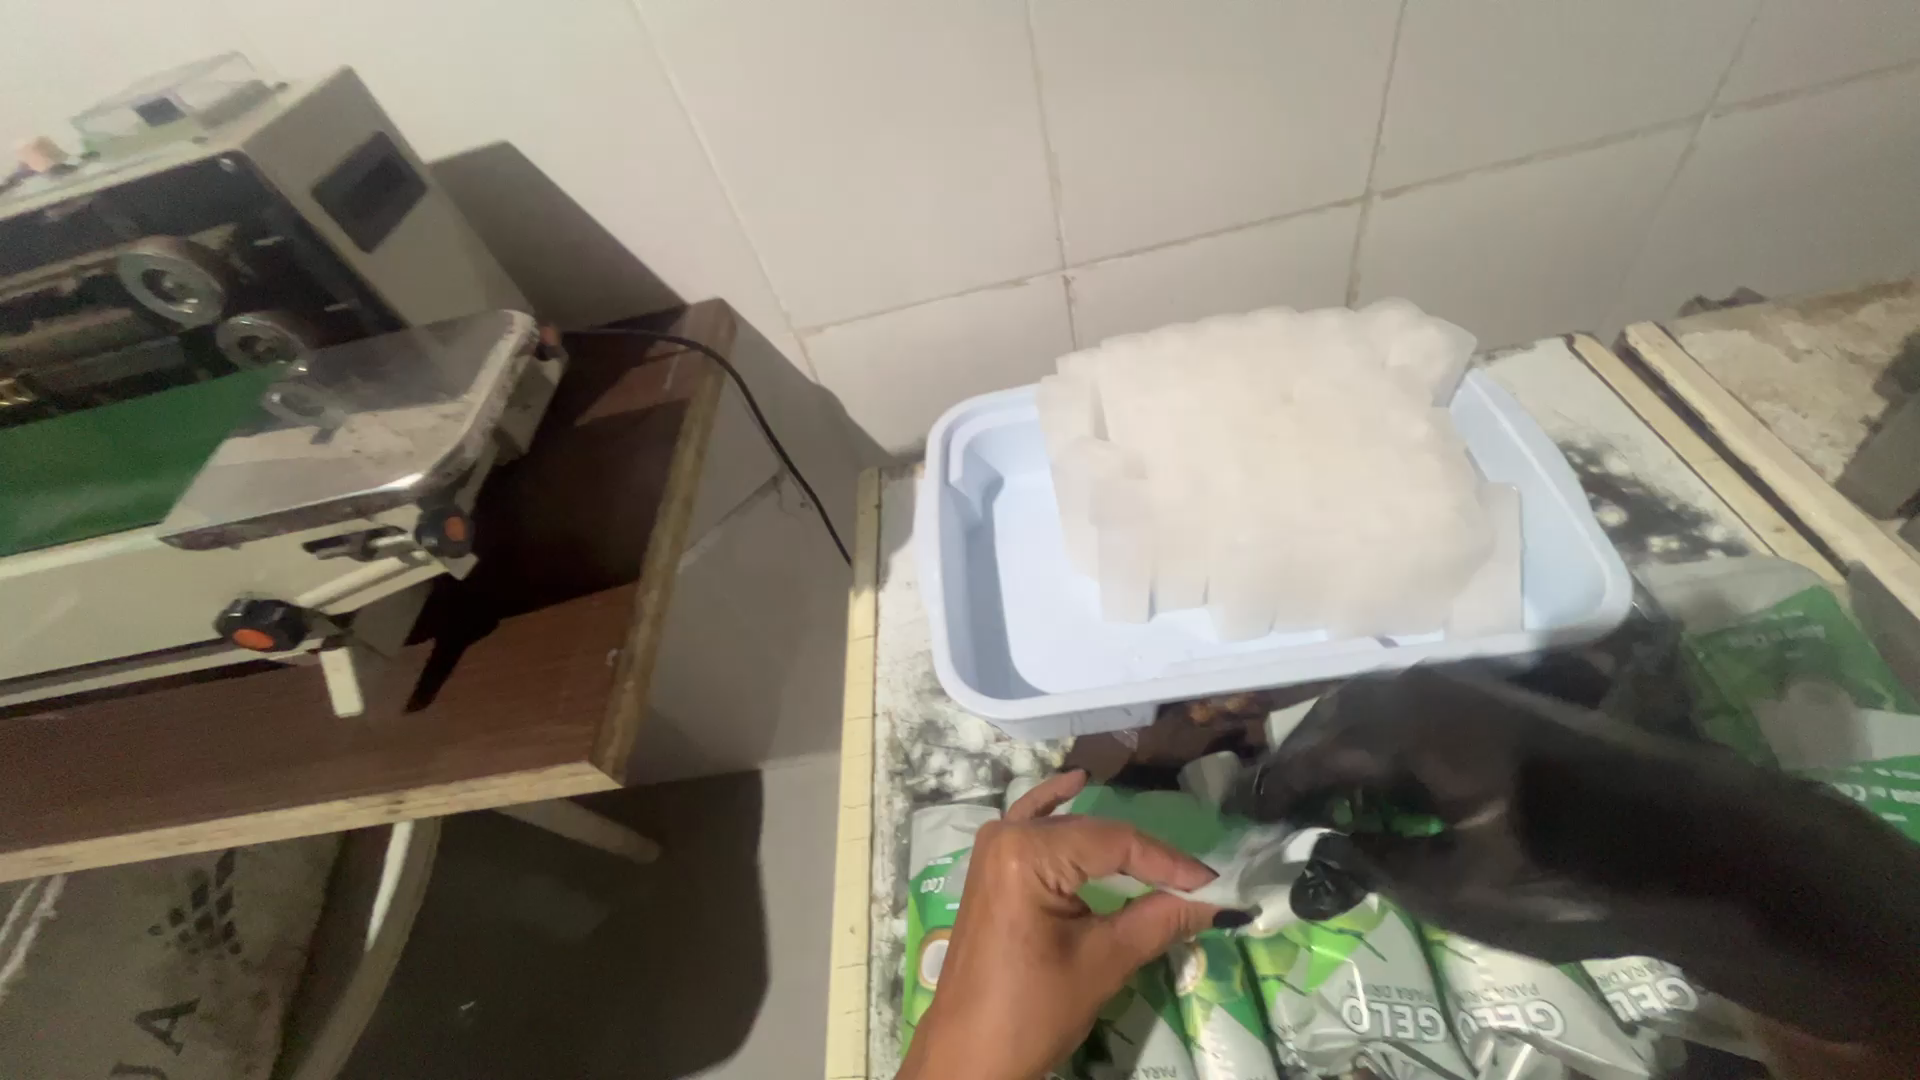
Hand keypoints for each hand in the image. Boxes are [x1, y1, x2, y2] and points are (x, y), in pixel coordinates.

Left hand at [898, 770, 1234, 1079]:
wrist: (968, 1053)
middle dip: (1145, 857)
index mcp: (1028, 852)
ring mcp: (995, 845)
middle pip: (1092, 833)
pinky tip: (1079, 784)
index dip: (1168, 862)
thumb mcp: (1101, 963)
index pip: (1114, 842)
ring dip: (1111, 840)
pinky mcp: (993, 862)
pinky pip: (1031, 822)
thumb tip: (1215, 901)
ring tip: (1160, 856)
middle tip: (1197, 881)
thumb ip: (1158, 920)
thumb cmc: (1031, 1011)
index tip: (1214, 882)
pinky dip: (1057, 805)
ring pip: (1068, 830)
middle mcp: (1007, 834)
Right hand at [1231, 666, 1919, 1044]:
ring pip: (1366, 703)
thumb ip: (1377, 862)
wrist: (1707, 844)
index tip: (1243, 812)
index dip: (1274, 786)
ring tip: (1319, 786)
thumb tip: (1323, 840)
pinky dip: (1372, 734)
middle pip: (1333, 716)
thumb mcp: (1465, 894)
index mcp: (1411, 731)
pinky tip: (1376, 767)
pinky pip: (1402, 703)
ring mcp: (1459, 685)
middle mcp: (1424, 690)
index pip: (1315, 753)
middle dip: (1299, 758)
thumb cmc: (1574, 875)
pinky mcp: (1488, 693)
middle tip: (1276, 800)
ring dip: (1334, 742)